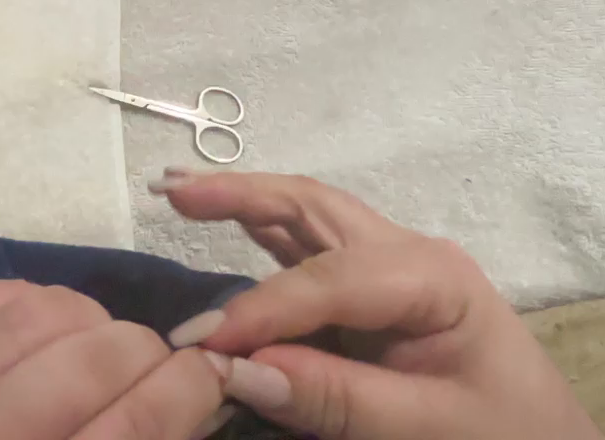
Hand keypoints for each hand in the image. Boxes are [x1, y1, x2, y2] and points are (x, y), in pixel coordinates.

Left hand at [0, 279, 231, 439]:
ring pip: (64, 307)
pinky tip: (43, 340)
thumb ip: (128, 438)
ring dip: (95, 328)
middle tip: (155, 366)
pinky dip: (46, 309)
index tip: (213, 370)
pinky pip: (18, 287)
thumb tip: (192, 387)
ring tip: (92, 357)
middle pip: (102, 355)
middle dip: (147, 353)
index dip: (187, 390)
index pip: (134, 425)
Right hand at [153, 171, 603, 439]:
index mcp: (431, 275)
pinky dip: (258, 226)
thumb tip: (236, 368)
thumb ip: (334, 399)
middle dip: (236, 195)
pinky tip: (226, 216)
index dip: (259, 310)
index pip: (324, 281)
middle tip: (170, 191)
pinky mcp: (372, 286)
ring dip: (239, 198)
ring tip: (179, 189)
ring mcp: (387, 263)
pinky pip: (304, 245)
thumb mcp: (434, 434)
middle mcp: (403, 251)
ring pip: (302, 213)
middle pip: (308, 206)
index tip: (198, 344)